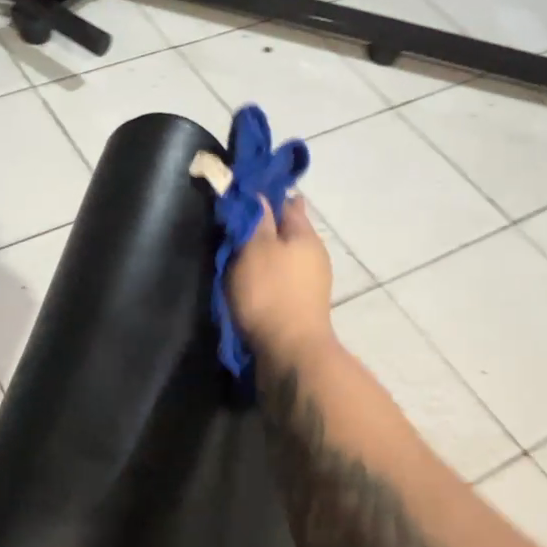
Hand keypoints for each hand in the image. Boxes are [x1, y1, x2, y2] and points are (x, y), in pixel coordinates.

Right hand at [228, 194, 335, 365]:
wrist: (290, 352)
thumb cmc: (270, 293)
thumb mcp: (256, 248)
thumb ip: (257, 219)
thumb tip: (259, 194)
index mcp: (305, 234)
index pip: (287, 203)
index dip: (266, 196)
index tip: (242, 194)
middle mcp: (314, 254)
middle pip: (286, 230)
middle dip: (264, 226)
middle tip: (233, 225)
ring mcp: (311, 282)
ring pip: (283, 256)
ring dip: (264, 253)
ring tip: (236, 254)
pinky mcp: (301, 305)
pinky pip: (280, 279)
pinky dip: (265, 275)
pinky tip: (248, 281)